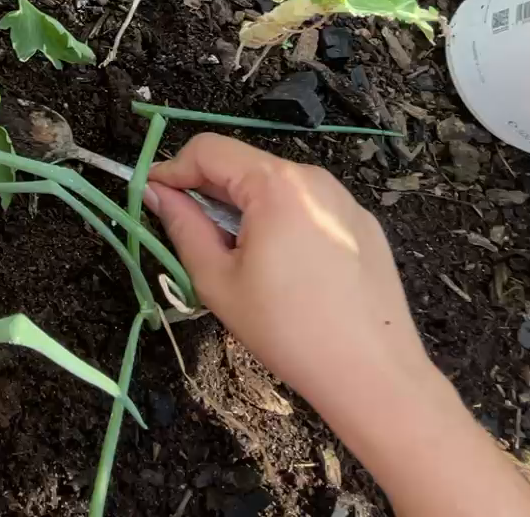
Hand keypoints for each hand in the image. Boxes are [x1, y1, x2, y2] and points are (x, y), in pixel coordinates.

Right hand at [143, 134, 431, 417]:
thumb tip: (155, 192)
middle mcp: (313, 179)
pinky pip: (305, 205)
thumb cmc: (287, 329)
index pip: (208, 150)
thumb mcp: (216, 278)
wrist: (377, 379)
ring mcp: (344, 199)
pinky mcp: (363, 223)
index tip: (152, 194)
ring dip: (243, 206)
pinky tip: (284, 267)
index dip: (173, 169)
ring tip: (239, 255)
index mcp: (276, 184)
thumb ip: (181, 224)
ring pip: (272, 185)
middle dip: (208, 190)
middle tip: (191, 231)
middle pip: (241, 165)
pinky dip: (279, 219)